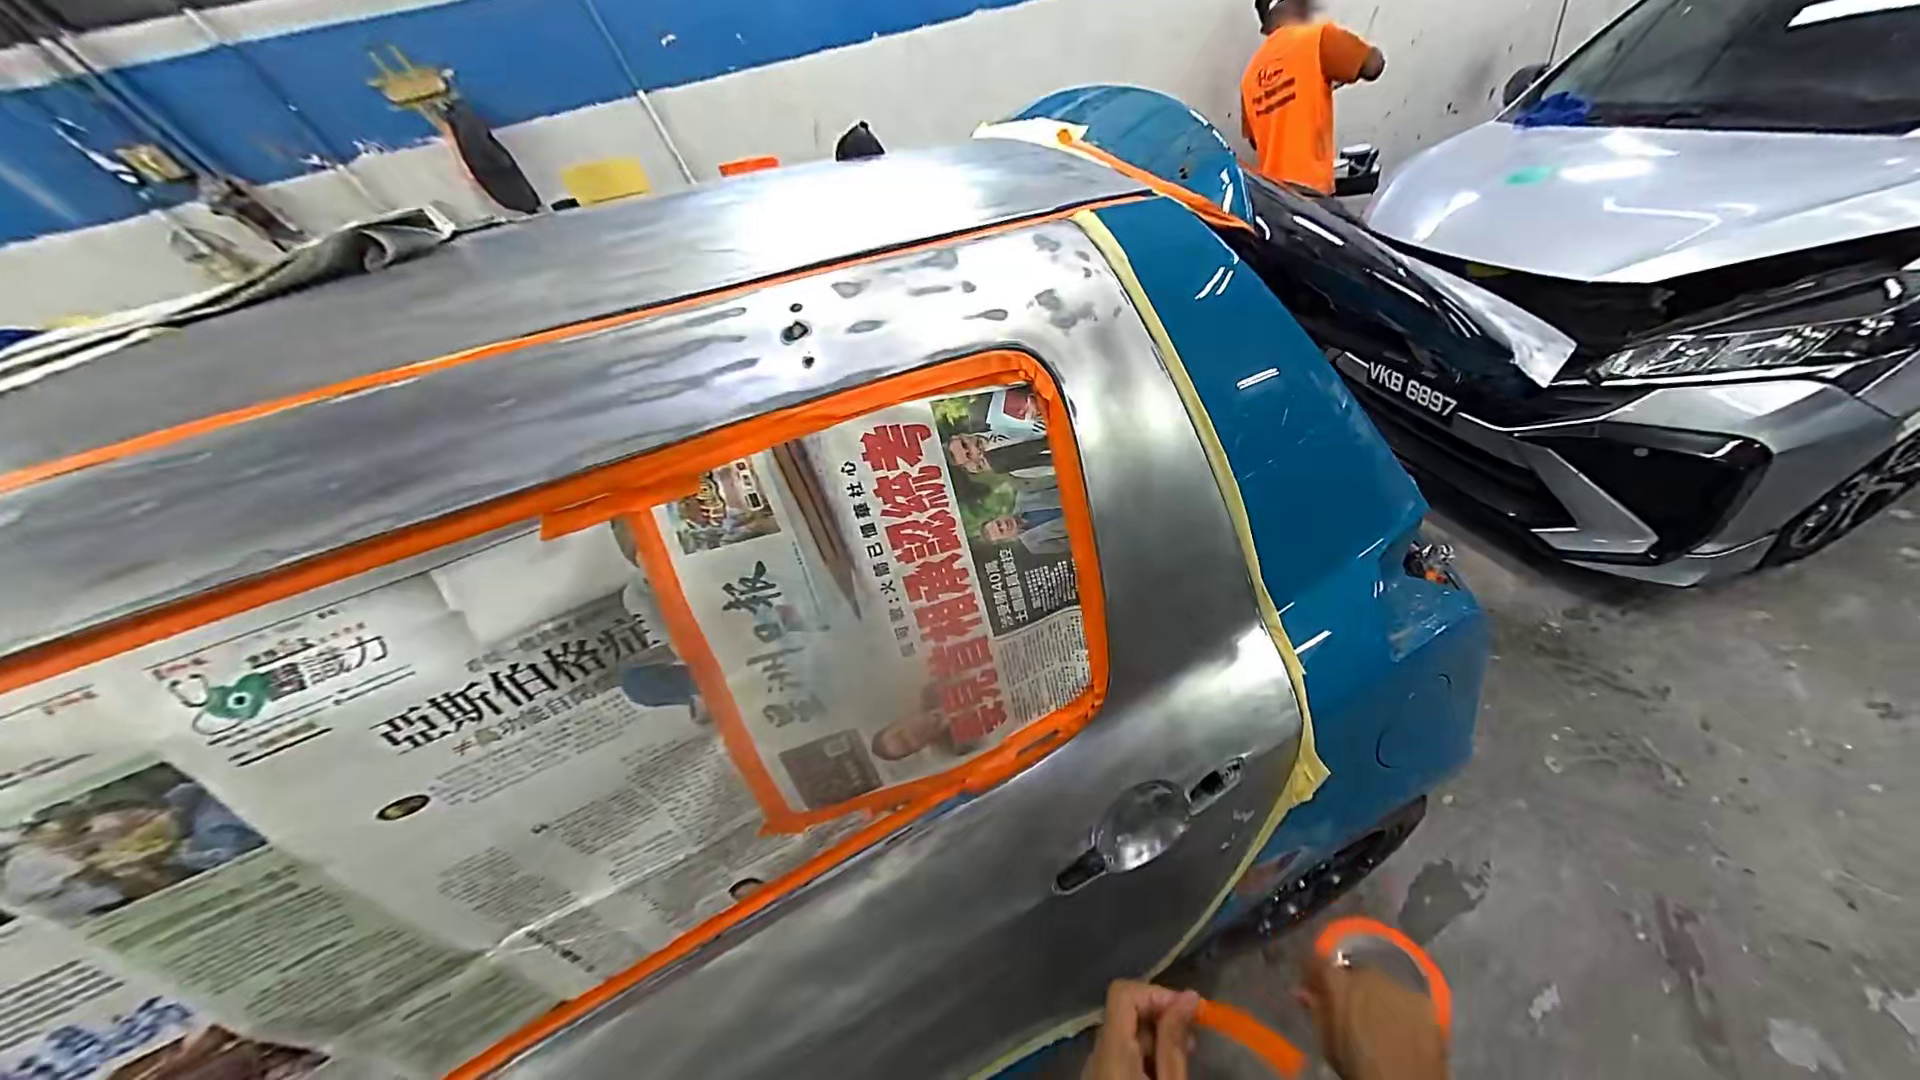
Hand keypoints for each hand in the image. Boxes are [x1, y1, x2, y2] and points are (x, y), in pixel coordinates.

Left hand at [1081, 980, 1200, 1079]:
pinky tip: (1163, 1071)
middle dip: (1159, 1014)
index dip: (1155, 993)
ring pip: (1123, 1032)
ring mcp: (1094, 1066)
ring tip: (1183, 1056)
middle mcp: (1095, 1049)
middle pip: (1124, 1010)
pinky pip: (1119, 1052)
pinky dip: (1143, 1052)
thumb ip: (1173, 1042)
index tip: (1187, 1009)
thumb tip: (1188, 996)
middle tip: (1192, 1038)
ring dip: (1154, 1035)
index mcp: (1110, 1047)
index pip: (1123, 991)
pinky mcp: (1099, 1078)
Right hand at [1298, 956, 1448, 1079]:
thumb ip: (1314, 1008)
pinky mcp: (1423, 1002)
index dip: (1312, 974)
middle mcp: (1366, 974)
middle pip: (1349, 971)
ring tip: (1376, 1021)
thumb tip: (1304, 991)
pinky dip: (1398, 1008)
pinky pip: (1404, 997)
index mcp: (1336, 980)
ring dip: (1373, 995)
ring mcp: (1398, 986)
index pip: (1315, 961)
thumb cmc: (1360, 1068)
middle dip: (1346, 986)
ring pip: (1378, 983)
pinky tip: (1399, 1028)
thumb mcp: (1327, 1041)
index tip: (1311, 987)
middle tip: (1347, 1010)